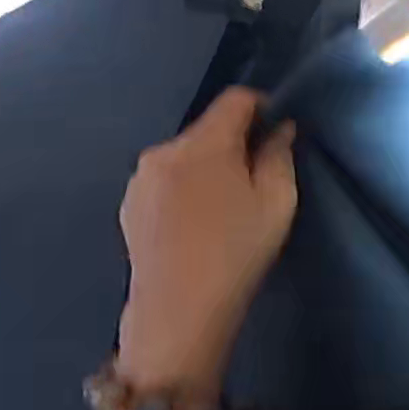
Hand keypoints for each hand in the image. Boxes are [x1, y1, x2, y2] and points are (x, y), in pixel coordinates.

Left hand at [118, 87, 296, 386]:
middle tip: (258, 179)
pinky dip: (188, 187)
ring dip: (210, 166)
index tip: (279, 134)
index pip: (236, 99)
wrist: (178, 310)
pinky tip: (199, 223)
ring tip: (227, 207)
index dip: (263, 107)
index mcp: (203, 144)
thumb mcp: (277, 201)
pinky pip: (167, 179)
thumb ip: (279, 155)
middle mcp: (163, 150)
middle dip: (236, 143)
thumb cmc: (237, 251)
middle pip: (210, 128)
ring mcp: (140, 179)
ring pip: (187, 155)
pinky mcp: (129, 205)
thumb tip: (279, 129)